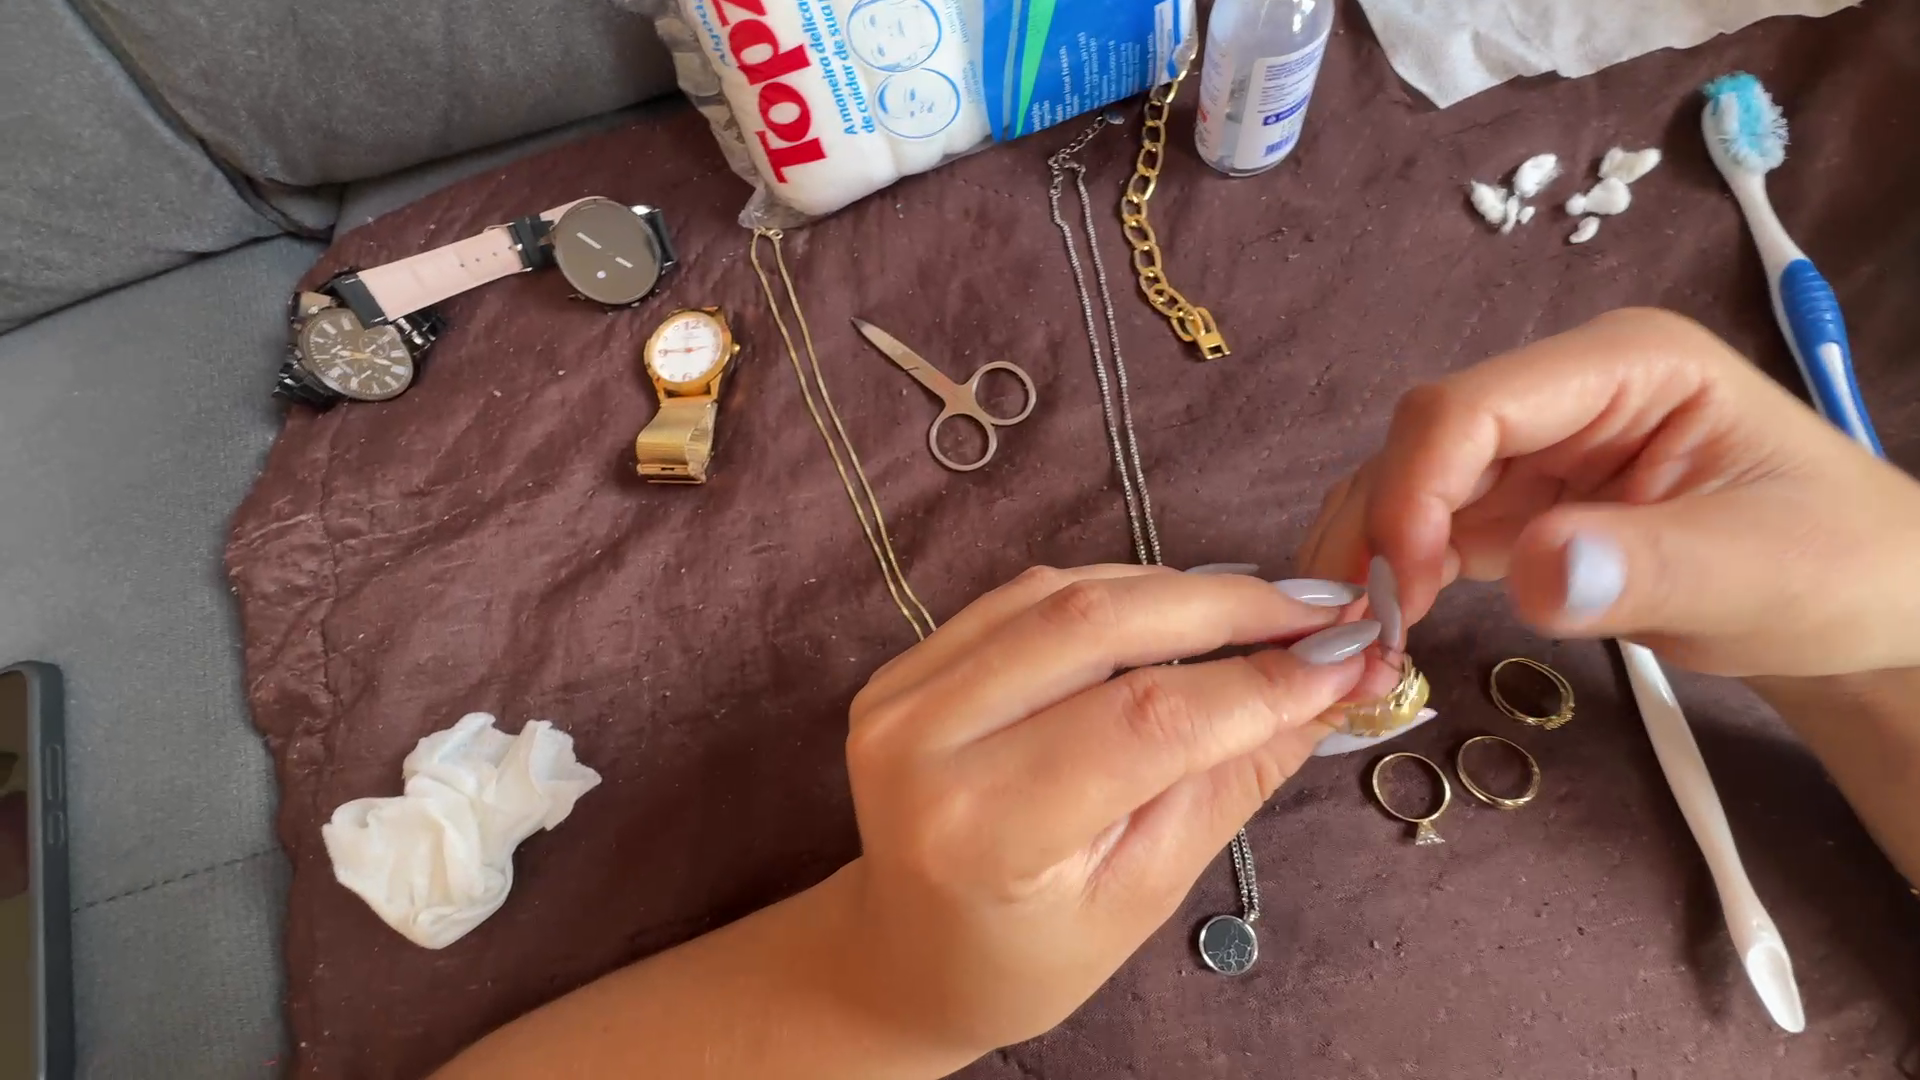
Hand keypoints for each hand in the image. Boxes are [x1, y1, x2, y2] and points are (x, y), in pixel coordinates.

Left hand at [831, 565, 1369, 1059]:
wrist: (900, 949)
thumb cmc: (1026, 954)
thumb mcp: (1140, 894)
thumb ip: (1229, 780)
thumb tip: (1329, 687)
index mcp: (984, 828)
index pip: (1146, 721)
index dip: (1258, 680)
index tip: (1348, 655)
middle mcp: (926, 739)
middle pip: (1095, 627)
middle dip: (1223, 605)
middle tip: (1313, 609)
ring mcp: (901, 689)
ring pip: (1057, 594)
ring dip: (1168, 588)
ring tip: (1251, 609)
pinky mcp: (900, 666)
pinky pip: (1017, 599)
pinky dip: (1103, 591)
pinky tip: (1162, 606)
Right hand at [1298, 308, 1919, 676]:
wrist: (1845, 609)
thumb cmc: (1835, 572)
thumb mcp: (1770, 574)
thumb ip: (1653, 567)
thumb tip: (1535, 567)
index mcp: (1620, 369)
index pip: (1467, 409)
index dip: (1413, 490)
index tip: (1404, 589)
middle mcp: (1550, 397)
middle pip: (1414, 445)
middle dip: (1375, 529)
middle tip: (1357, 622)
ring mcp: (1517, 448)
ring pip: (1393, 483)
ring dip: (1361, 552)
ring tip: (1356, 628)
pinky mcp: (1495, 500)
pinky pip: (1410, 524)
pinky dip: (1379, 570)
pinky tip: (1375, 616)